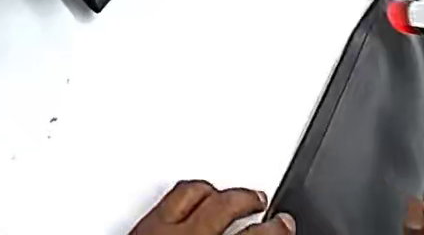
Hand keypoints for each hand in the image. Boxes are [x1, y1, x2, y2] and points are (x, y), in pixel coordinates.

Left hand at [129, 183, 290, 234]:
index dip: (273, 231)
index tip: (284, 226)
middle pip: (223, 206)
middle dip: (248, 201)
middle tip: (263, 203)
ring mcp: (157, 232)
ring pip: (194, 192)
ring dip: (218, 192)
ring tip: (231, 194)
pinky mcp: (139, 229)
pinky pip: (170, 198)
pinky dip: (189, 194)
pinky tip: (195, 198)